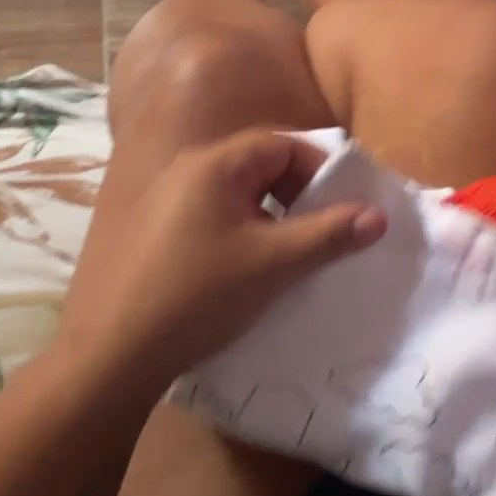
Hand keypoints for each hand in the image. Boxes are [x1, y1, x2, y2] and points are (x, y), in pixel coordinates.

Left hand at [58, 129, 386, 387]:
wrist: (115, 351)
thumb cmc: (201, 295)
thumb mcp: (275, 264)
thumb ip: (329, 234)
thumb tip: (379, 215)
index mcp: (215, 164)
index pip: (282, 145)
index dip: (319, 171)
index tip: (341, 209)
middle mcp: (186, 171)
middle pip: (259, 165)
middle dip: (297, 194)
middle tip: (319, 234)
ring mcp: (165, 201)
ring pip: (236, 195)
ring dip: (270, 217)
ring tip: (288, 256)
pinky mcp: (155, 232)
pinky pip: (212, 216)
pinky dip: (241, 232)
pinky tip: (247, 271)